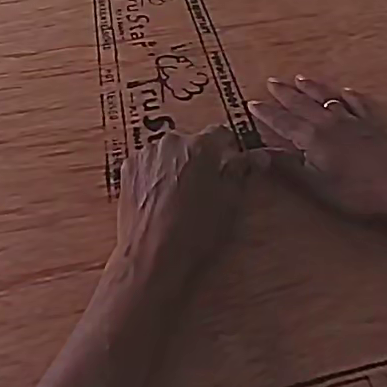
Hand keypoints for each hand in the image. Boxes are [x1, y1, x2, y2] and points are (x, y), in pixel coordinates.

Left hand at [107, 125, 251, 294]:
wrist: (152, 253)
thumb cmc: (196, 230)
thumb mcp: (229, 202)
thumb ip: (241, 171)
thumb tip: (259, 154)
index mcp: (201, 146)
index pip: (220, 133)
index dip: (227, 147)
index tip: (230, 162)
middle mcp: (171, 141)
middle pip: (191, 143)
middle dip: (198, 158)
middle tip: (202, 187)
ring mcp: (146, 153)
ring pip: (167, 152)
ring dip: (174, 165)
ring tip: (177, 196)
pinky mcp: (128, 167)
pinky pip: (147, 163)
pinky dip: (154, 174)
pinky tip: (157, 198)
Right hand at [248, 76, 386, 225]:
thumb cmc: (359, 191)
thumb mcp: (317, 185)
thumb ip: (287, 168)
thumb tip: (257, 153)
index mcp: (312, 138)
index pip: (283, 122)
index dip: (266, 114)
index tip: (252, 104)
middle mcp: (330, 123)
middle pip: (302, 104)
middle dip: (284, 94)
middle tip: (271, 82)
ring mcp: (354, 122)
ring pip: (327, 99)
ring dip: (312, 88)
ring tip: (299, 78)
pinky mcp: (375, 125)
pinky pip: (357, 105)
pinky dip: (349, 97)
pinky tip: (346, 92)